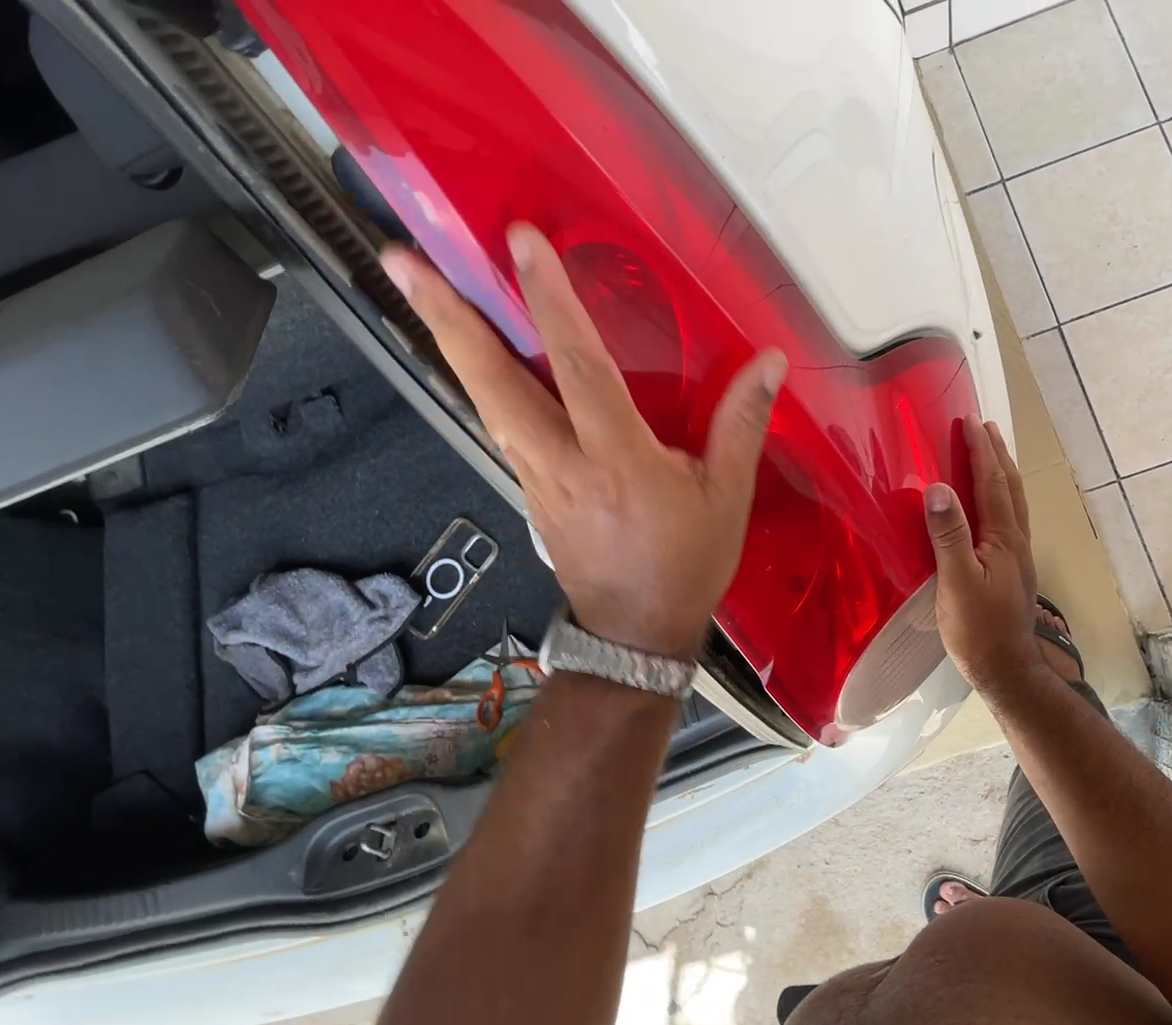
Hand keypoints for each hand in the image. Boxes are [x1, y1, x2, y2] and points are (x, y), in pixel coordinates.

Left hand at [380, 224, 785, 658]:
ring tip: (418, 288)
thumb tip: (770, 362)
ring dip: (448, 342)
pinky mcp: (529, 491)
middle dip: (447, 318)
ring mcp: (535, 478)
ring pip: (484, 401)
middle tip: (401, 257)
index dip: (551, 301)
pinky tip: (472, 355)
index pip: (579, 365)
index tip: (522, 242)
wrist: (636, 635)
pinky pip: (498, 425)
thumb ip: (742, 424)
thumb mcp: (728, 497)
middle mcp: (561, 461)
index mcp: (616, 459)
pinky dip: (479, 381)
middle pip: (494, 382)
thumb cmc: (687, 565)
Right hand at [924, 421, 1043, 692]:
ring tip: (992, 453)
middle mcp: (1016, 540)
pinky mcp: (1013, 569)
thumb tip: (939, 488)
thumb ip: (949, 536)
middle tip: (984, 426)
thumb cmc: (977, 629)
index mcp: (1003, 538)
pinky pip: (1009, 518)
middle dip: (996, 454)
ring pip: (1014, 502)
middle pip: (1009, 486)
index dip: (980, 451)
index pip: (991, 484)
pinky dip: (1002, 496)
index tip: (969, 421)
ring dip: (1002, 472)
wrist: (1006, 669)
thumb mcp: (957, 583)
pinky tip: (992, 505)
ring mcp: (1018, 555)